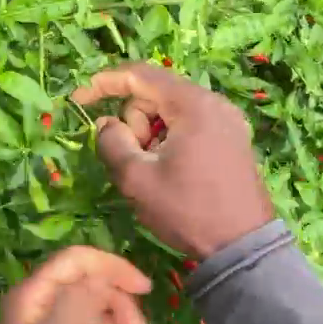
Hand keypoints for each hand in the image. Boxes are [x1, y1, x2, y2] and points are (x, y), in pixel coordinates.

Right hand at [72, 62, 276, 259]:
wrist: (243, 248)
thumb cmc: (187, 210)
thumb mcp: (136, 179)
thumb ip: (112, 142)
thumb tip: (106, 123)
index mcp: (193, 104)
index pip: (139, 75)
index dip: (104, 83)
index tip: (79, 99)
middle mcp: (214, 103)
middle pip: (155, 95)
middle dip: (134, 122)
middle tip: (134, 160)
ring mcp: (228, 121)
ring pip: (171, 112)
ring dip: (151, 135)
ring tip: (153, 171)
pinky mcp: (233, 140)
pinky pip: (190, 126)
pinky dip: (170, 141)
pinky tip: (171, 171)